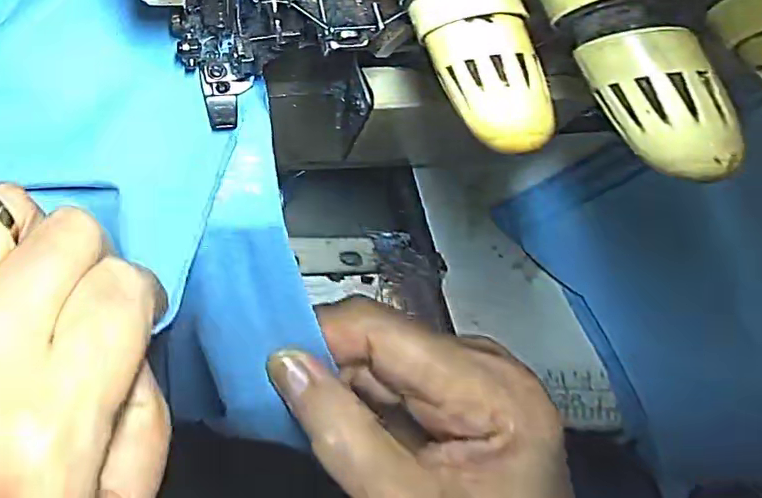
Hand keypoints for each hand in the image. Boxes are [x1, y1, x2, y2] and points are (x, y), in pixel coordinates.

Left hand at [0, 158, 169, 497]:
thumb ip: (142, 419)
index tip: (130, 316)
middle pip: (69, 234)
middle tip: (84, 301)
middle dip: (94, 262)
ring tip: (33, 272)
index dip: (139, 297)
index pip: (123, 290)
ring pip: (0, 210)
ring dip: (32, 234)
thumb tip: (129, 328)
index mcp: (45, 418)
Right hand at [267, 297, 570, 497]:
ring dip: (337, 385)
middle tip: (282, 395)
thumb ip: (342, 433)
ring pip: (375, 361)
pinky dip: (356, 401)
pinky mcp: (459, 402)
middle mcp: (487, 368)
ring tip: (307, 414)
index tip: (268, 361)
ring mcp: (474, 383)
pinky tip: (338, 422)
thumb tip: (283, 361)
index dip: (315, 337)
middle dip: (326, 367)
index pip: (377, 328)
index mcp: (493, 388)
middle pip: (375, 341)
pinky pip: (389, 384)